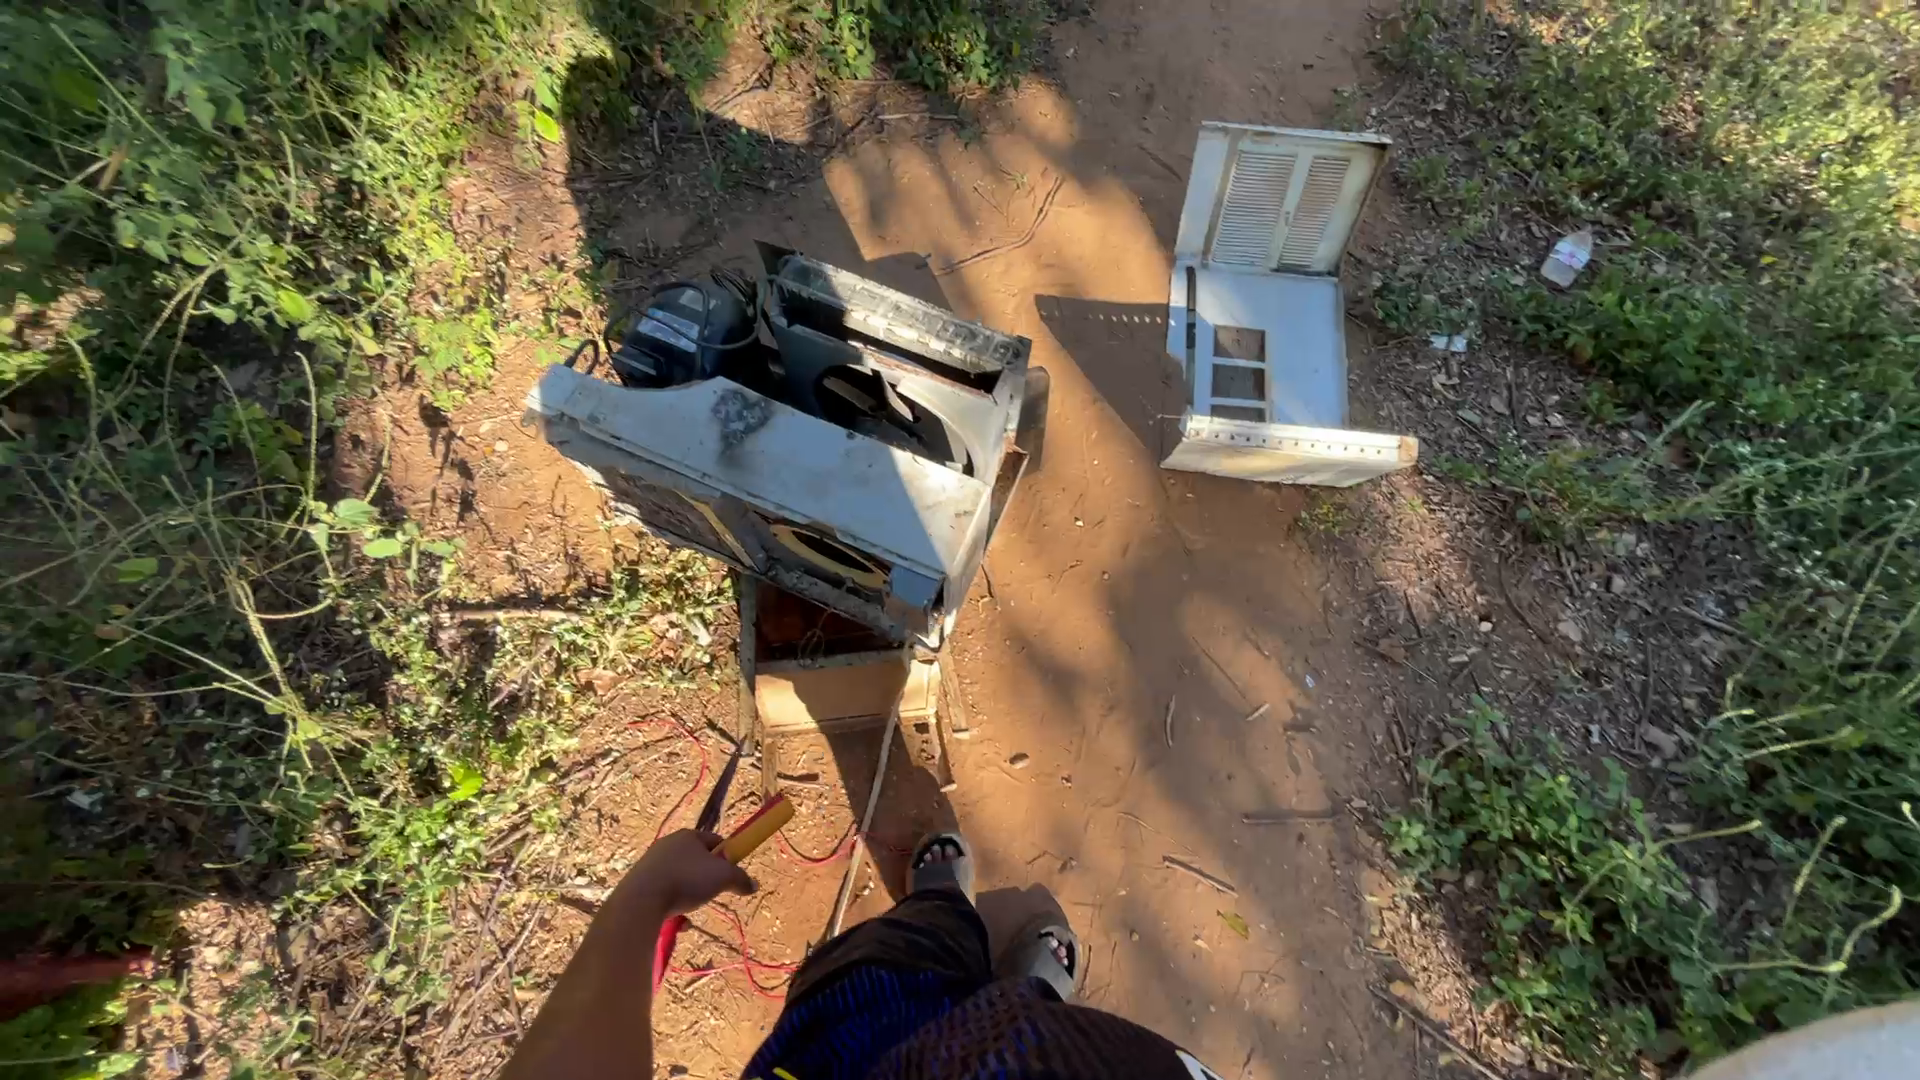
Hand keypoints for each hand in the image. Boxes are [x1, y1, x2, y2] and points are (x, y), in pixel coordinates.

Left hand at [616, 829, 755, 916]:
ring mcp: (649, 865)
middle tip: (712, 892)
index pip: (714, 841)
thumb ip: (741, 879)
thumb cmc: (686, 880)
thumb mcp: (723, 877)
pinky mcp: (637, 885)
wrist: (640, 902)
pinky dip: (672, 907)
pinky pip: (662, 894)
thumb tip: (754, 885)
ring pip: (678, 879)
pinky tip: (677, 922)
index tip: (731, 873)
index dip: (726, 856)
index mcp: (688, 836)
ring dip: (688, 895)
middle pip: (694, 860)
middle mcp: (667, 845)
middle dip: (705, 878)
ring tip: (692, 910)